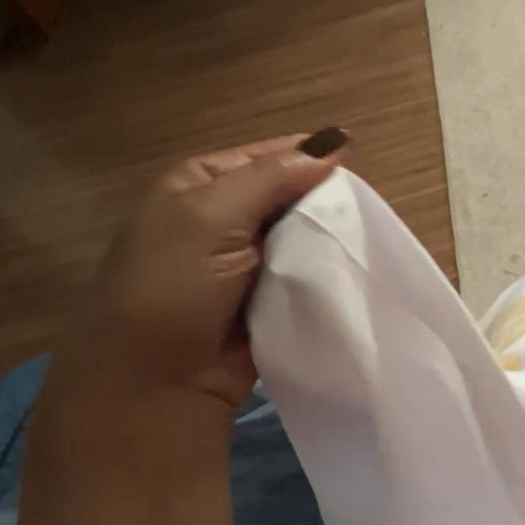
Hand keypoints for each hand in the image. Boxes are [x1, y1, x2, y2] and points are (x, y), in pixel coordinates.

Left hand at [50, 130, 347, 411]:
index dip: (310, 161)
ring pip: (307, 237)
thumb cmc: (170, 288)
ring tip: (366, 244)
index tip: (353, 174)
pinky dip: (330, 274)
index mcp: (199, 186)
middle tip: (362, 216)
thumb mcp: (209, 216)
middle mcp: (223, 219)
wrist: (157, 381)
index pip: (269, 158)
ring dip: (331, 242)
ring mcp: (248, 262)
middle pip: (293, 197)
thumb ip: (271, 178)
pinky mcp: (272, 299)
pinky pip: (310, 275)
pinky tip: (356, 273)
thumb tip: (333, 143)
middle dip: (326, 205)